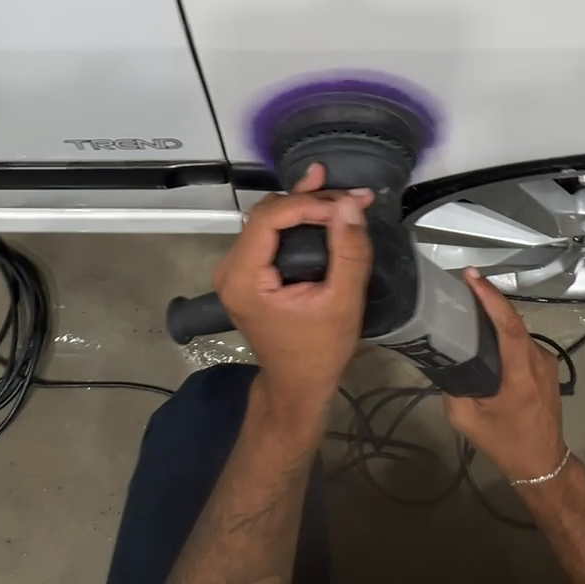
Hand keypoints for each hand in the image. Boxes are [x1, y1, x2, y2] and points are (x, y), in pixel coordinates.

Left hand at [213, 164, 373, 420]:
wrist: (298, 385)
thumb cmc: (319, 351)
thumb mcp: (342, 303)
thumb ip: (348, 253)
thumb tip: (351, 204)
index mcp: (243, 279)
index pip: (269, 218)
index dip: (307, 202)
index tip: (347, 204)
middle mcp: (230, 268)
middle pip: (268, 214)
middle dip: (312, 201)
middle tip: (354, 198)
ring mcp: (235, 268)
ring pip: (270, 218)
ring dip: (308, 206)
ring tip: (347, 202)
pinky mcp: (247, 269)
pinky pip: (271, 232)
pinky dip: (300, 220)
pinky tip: (327, 210)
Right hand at [444, 268, 569, 481]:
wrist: (543, 465)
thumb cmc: (505, 442)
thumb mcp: (467, 420)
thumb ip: (453, 387)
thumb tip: (442, 360)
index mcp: (520, 374)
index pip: (509, 326)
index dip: (492, 298)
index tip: (472, 276)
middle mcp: (538, 362)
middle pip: (513, 321)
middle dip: (489, 299)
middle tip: (463, 284)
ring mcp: (546, 363)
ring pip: (519, 330)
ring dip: (497, 316)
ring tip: (470, 306)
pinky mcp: (547, 367)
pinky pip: (523, 340)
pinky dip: (505, 332)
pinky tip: (488, 335)